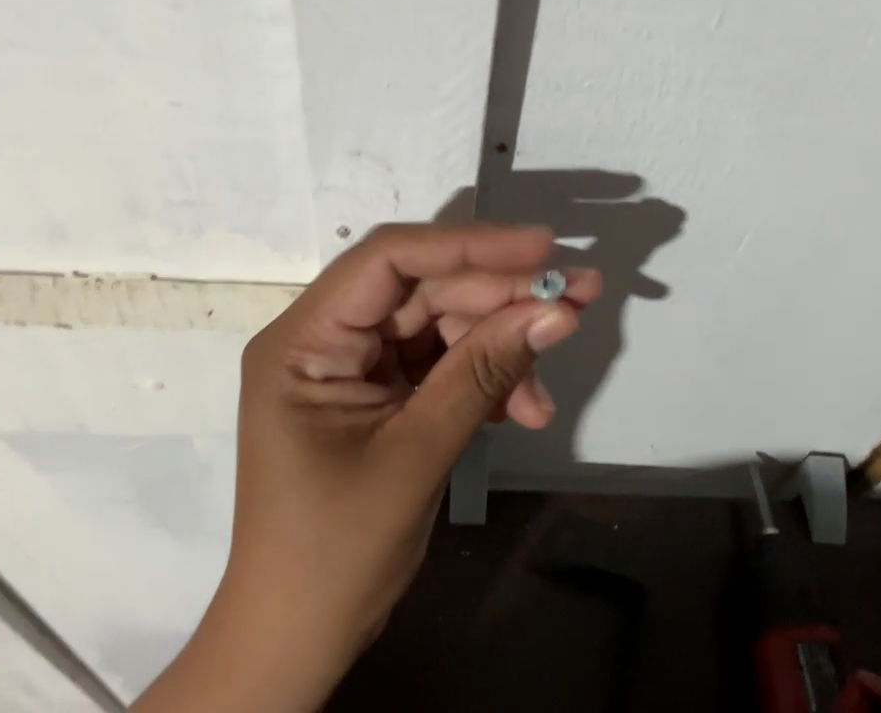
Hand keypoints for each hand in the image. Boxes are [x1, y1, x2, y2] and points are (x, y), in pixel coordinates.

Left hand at [135, 223, 597, 711]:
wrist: (300, 636)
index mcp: (305, 340)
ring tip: (545, 393)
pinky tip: (522, 411)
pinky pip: (443, 366)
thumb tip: (557, 310)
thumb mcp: (416, 454)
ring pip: (442, 327)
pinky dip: (485, 382)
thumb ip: (484, 373)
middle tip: (580, 300)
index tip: (542, 248)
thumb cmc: (336, 551)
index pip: (389, 261)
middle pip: (425, 291)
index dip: (469, 245)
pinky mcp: (381, 396)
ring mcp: (355, 368)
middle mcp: (327, 339)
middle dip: (501, 299)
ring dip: (500, 350)